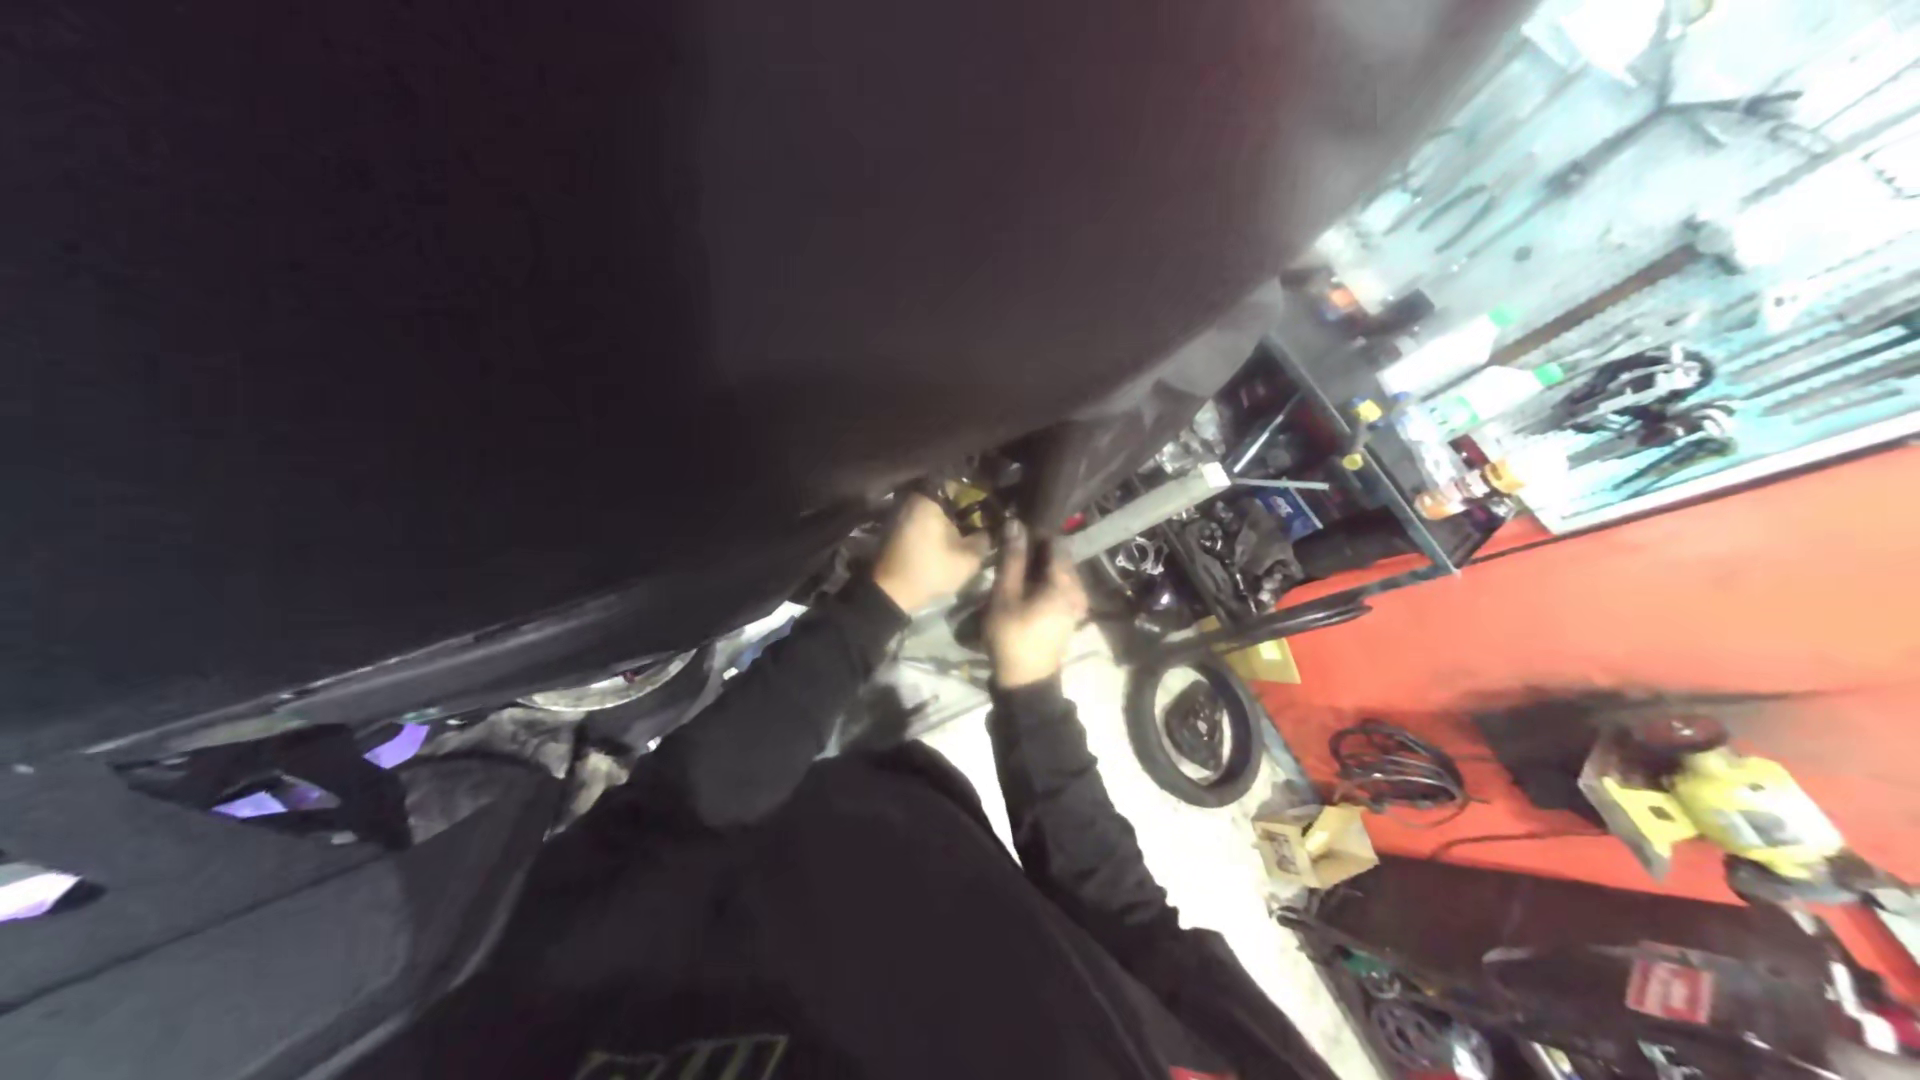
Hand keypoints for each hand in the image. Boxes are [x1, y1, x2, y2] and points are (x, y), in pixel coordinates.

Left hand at [871, 493, 990, 612]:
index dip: (977, 494)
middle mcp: (912, 499)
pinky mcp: (896, 529)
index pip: (958, 483)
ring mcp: (901, 513)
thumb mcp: (969, 558)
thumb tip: (990, 528)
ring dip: (949, 518)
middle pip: (944, 496)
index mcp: (928, 498)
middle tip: (981, 520)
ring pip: (932, 509)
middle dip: (963, 507)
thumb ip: (985, 538)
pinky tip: (948, 540)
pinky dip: (935, 527)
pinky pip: (922, 520)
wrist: (892, 593)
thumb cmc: (931, 570)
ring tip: (967, 531)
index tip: (989, 506)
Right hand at [983, 521, 1087, 688]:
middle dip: (1036, 551)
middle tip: (1009, 551)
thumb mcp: (1005, 594)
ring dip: (1038, 567)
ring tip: (1013, 569)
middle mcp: (1079, 589)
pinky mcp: (1070, 614)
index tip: (1013, 534)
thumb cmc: (1012, 636)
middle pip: (1059, 557)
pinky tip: (1023, 587)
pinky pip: (1059, 586)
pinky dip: (1043, 581)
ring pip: (1058, 572)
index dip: (1035, 534)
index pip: (1056, 542)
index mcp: (1066, 583)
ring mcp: (1077, 603)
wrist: (1025, 681)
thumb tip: (1015, 522)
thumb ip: (1012, 558)